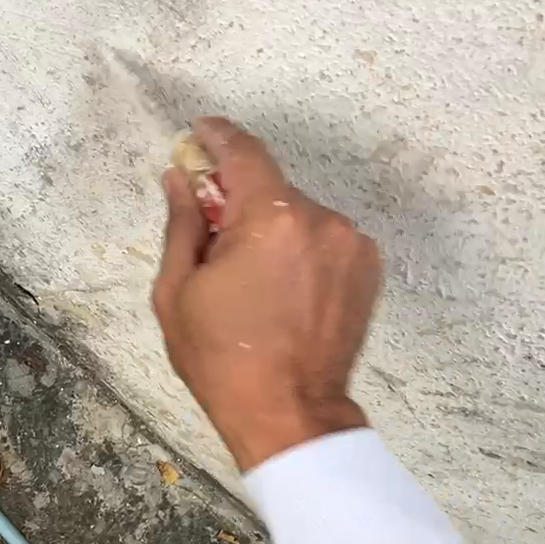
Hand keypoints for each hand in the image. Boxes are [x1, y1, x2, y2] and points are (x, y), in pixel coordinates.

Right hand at [153, 117, 382, 469]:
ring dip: (269, 232)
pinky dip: (297, 251)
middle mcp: (319, 220)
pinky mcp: (367, 268)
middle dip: (238, 204)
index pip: (244, 154)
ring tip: (249, 284)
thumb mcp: (177, 293)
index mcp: (269, 221)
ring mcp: (351, 243)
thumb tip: (177, 179)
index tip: (199, 132)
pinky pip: (323, 240)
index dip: (218, 137)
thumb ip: (182, 226)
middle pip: (270, 190)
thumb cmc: (220, 359)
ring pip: (298, 217)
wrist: (287, 411)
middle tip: (212, 244)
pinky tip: (279, 293)